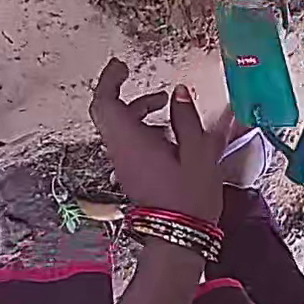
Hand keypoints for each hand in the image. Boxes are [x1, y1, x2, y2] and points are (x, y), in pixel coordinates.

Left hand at [88, 59, 222, 223]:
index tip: (121, 66)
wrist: (179, 238)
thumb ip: (186, 119)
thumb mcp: (198, 153)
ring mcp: (122, 163)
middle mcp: (120, 150)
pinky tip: (167, 132)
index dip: (108, 80)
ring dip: (135, 108)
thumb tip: (179, 92)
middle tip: (130, 74)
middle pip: (105, 112)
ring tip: (165, 104)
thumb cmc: (189, 197)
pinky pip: (127, 140)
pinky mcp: (130, 172)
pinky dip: (140, 126)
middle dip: (117, 90)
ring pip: (117, 126)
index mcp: (132, 142)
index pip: (105, 103)